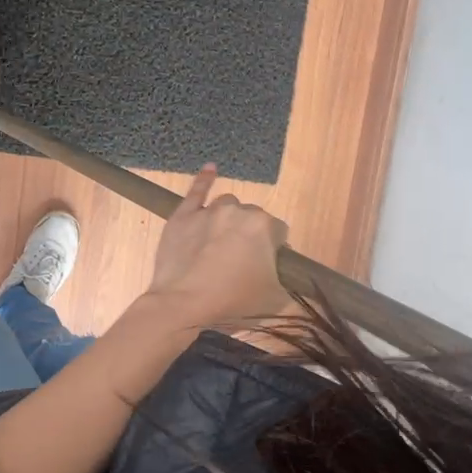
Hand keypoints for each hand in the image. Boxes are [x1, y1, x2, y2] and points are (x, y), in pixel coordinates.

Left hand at [142, 164, 290, 330]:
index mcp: (264, 226)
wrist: (182, 303)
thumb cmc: (233, 302)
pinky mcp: (183, 215)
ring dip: (229, 218)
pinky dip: (205, 179)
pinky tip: (210, 169)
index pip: (279, 233)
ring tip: (223, 241)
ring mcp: (208, 211)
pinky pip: (196, 191)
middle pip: (251, 218)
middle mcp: (237, 211)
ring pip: (227, 206)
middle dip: (250, 235)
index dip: (273, 251)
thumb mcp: (276, 299)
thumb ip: (289, 283)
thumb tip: (287, 279)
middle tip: (241, 261)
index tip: (265, 267)